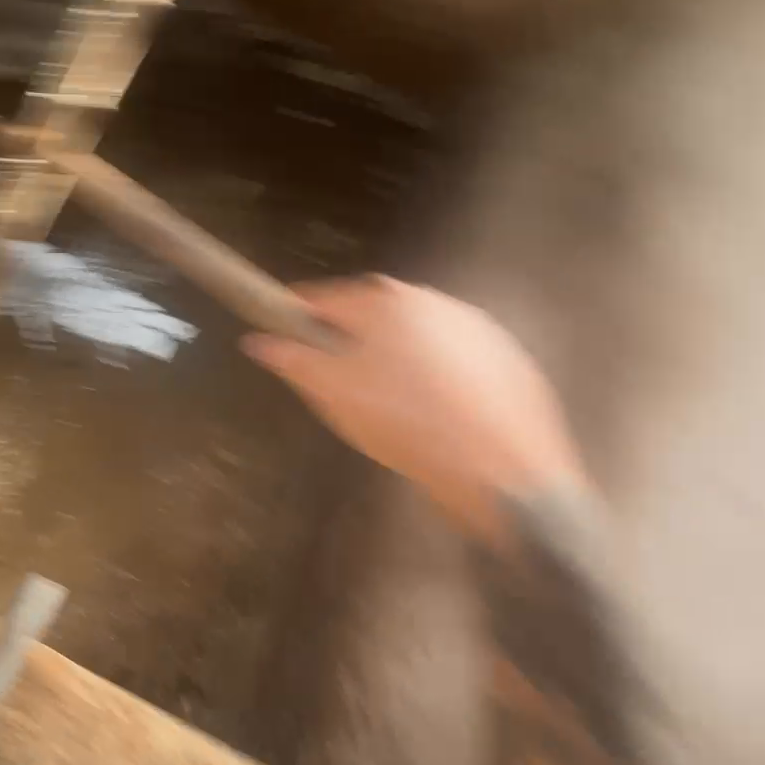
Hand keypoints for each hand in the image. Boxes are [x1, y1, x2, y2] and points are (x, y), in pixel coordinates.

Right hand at [242, 275, 587, 539]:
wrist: (499, 468)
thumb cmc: (401, 421)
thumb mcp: (330, 392)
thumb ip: (290, 359)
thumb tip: (258, 340)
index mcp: (385, 302)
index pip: (321, 296)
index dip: (292, 313)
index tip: (276, 331)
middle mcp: (433, 301)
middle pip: (370, 309)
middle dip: (342, 332)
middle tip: (324, 367)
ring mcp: (476, 326)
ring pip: (410, 331)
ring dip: (386, 349)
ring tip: (375, 391)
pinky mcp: (506, 356)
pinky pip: (447, 353)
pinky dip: (426, 368)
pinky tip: (421, 405)